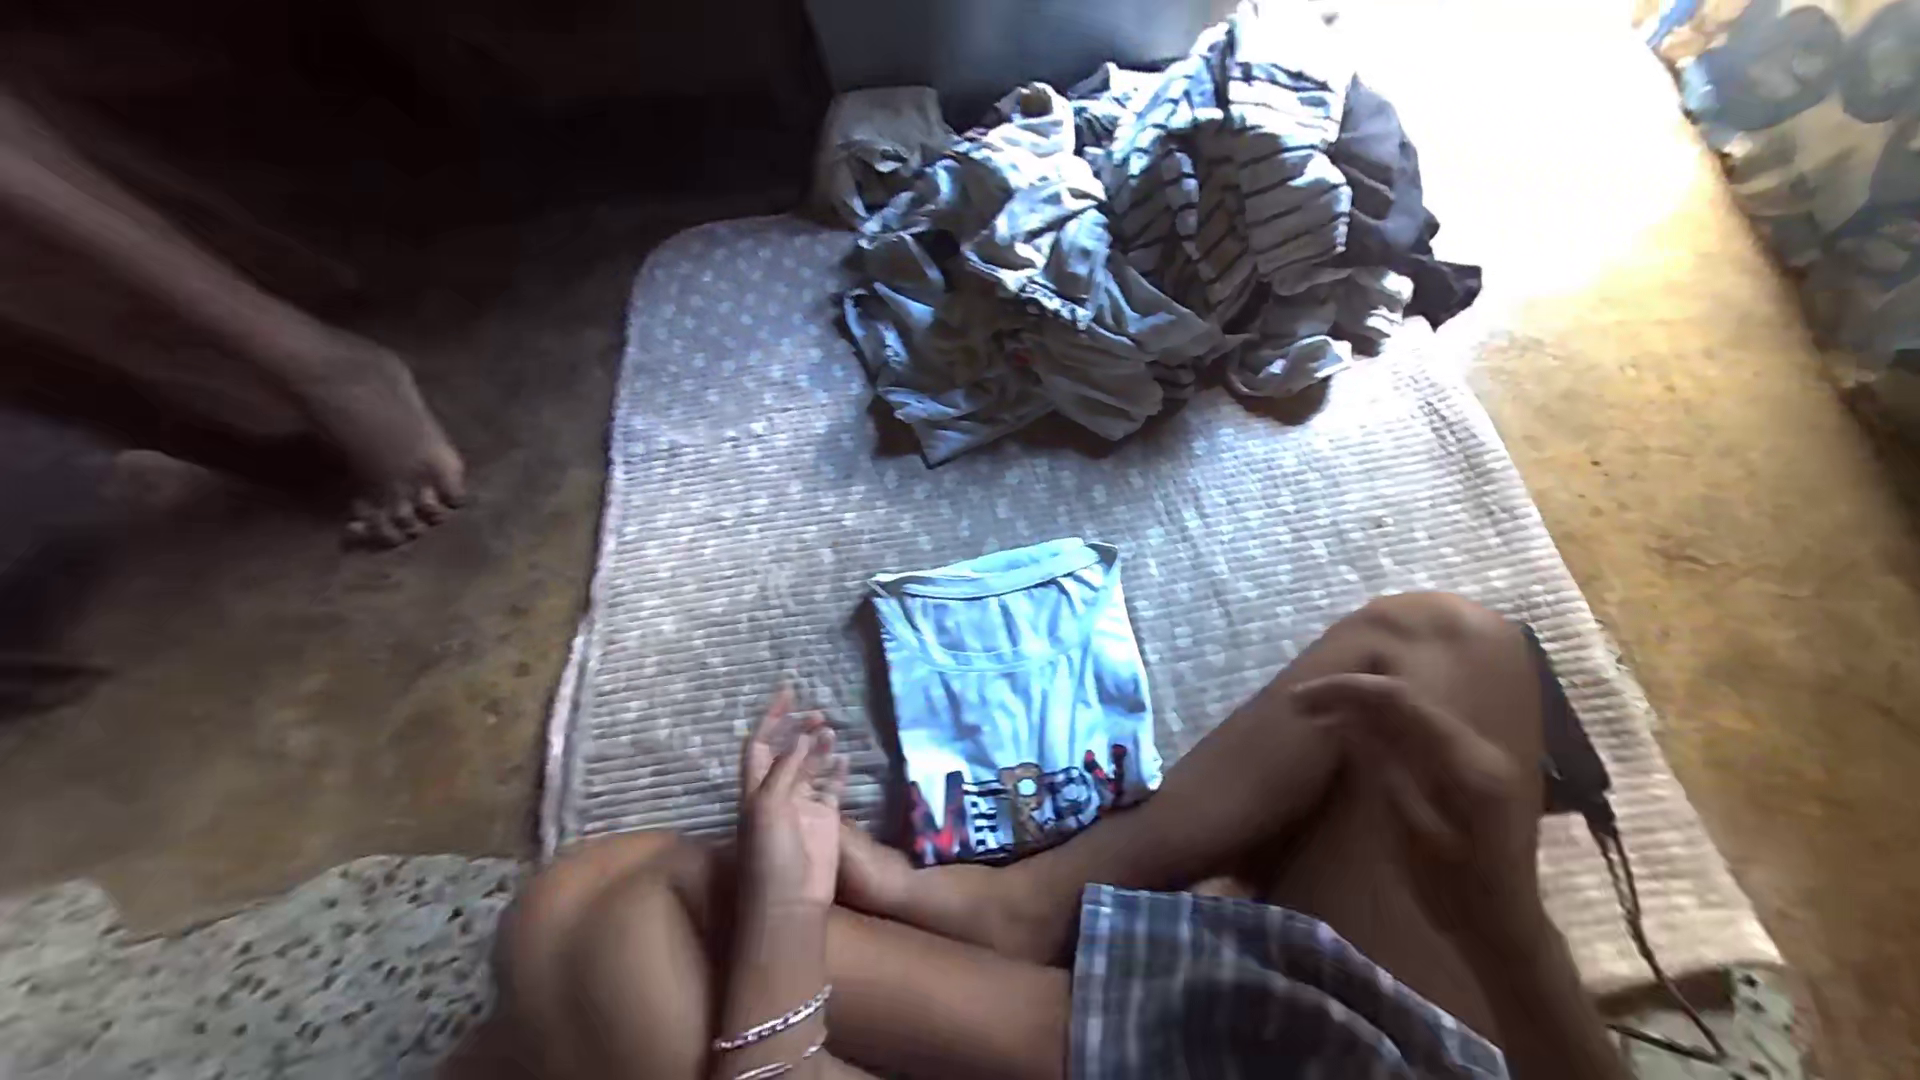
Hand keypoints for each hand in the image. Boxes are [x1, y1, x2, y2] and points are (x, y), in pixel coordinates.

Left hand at [738, 687, 848, 912]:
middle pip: (787, 751)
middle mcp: (778, 792)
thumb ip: (786, 770)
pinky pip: (832, 787)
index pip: (761, 743)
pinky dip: (838, 771)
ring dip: (820, 747)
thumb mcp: (769, 807)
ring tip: (832, 733)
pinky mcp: (824, 818)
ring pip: (811, 766)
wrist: (791, 903)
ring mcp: (802, 805)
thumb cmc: (770, 856)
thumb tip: (803, 738)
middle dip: (799, 729)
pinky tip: (846, 759)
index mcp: (756, 789)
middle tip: (818, 714)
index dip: (772, 717)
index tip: (789, 693)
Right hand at [1295, 673, 1544, 944]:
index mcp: (1469, 763)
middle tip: (1297, 703)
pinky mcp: (1458, 766)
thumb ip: (1382, 770)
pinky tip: (1341, 728)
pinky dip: (1372, 723)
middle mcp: (1474, 747)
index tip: (1302, 698)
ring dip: (1355, 704)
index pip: (1401, 699)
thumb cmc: (1458, 892)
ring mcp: (1470, 755)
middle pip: (1402, 698)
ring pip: (1404, 709)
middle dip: (1346, 692)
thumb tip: (1342, 719)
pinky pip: (1410, 729)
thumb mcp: (1413, 834)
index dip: (1348, 688)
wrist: (1504, 928)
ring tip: (1310, 712)